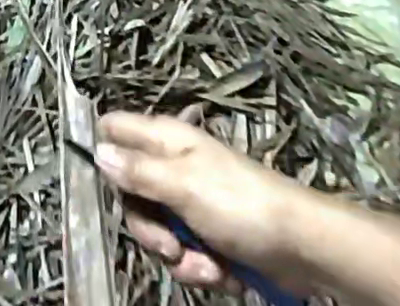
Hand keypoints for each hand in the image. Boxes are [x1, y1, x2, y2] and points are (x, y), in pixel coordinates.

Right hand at [94, 112, 311, 291]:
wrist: (302, 248)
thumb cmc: (240, 205)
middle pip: (130, 191)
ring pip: (156, 227)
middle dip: (148, 228)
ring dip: (178, 255)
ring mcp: (189, 197)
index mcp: (165, 138)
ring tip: (207, 265)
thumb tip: (97, 150)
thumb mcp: (183, 186)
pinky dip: (198, 266)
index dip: (106, 153)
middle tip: (170, 245)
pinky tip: (220, 272)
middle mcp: (171, 163)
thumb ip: (138, 171)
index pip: (115, 128)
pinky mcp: (205, 229)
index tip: (114, 187)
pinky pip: (182, 249)